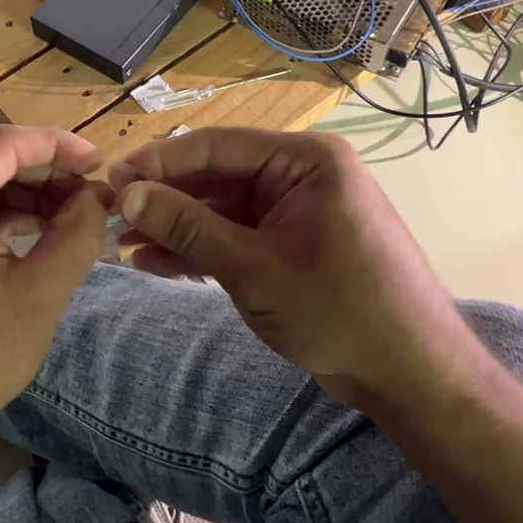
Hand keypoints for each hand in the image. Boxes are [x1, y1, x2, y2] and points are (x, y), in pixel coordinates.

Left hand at [0, 125, 112, 458]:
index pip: (3, 144)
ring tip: (76, 218)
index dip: (58, 146)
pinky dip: (2, 219)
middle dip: (46, 174)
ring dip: (28, 197)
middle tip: (94, 196)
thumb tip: (100, 197)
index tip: (101, 163)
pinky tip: (40, 235)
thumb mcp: (39, 295)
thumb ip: (78, 234)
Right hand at [111, 127, 471, 404]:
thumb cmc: (340, 311)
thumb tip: (127, 194)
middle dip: (164, 199)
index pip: (216, 146)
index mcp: (305, 160)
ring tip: (124, 245)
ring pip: (221, 210)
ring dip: (175, 227)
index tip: (111, 181)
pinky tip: (156, 262)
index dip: (159, 163)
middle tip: (111, 217)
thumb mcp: (253, 267)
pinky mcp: (290, 247)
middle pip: (216, 176)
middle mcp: (299, 176)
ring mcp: (295, 213)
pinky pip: (236, 237)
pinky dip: (200, 249)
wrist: (411, 376)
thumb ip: (188, 227)